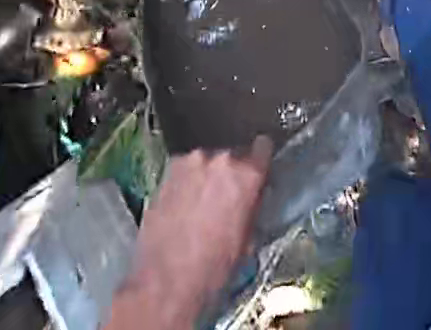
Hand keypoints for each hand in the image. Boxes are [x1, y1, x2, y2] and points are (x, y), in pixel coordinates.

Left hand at [108, 137, 273, 326]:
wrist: (166, 283)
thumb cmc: (210, 270)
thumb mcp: (247, 239)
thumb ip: (253, 205)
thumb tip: (253, 196)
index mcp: (248, 175)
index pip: (263, 147)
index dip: (260, 159)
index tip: (256, 167)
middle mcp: (223, 160)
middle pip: (233, 156)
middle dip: (230, 175)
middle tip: (223, 200)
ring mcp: (194, 161)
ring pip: (208, 162)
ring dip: (207, 176)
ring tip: (199, 205)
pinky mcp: (171, 168)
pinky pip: (186, 167)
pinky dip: (187, 180)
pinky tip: (182, 205)